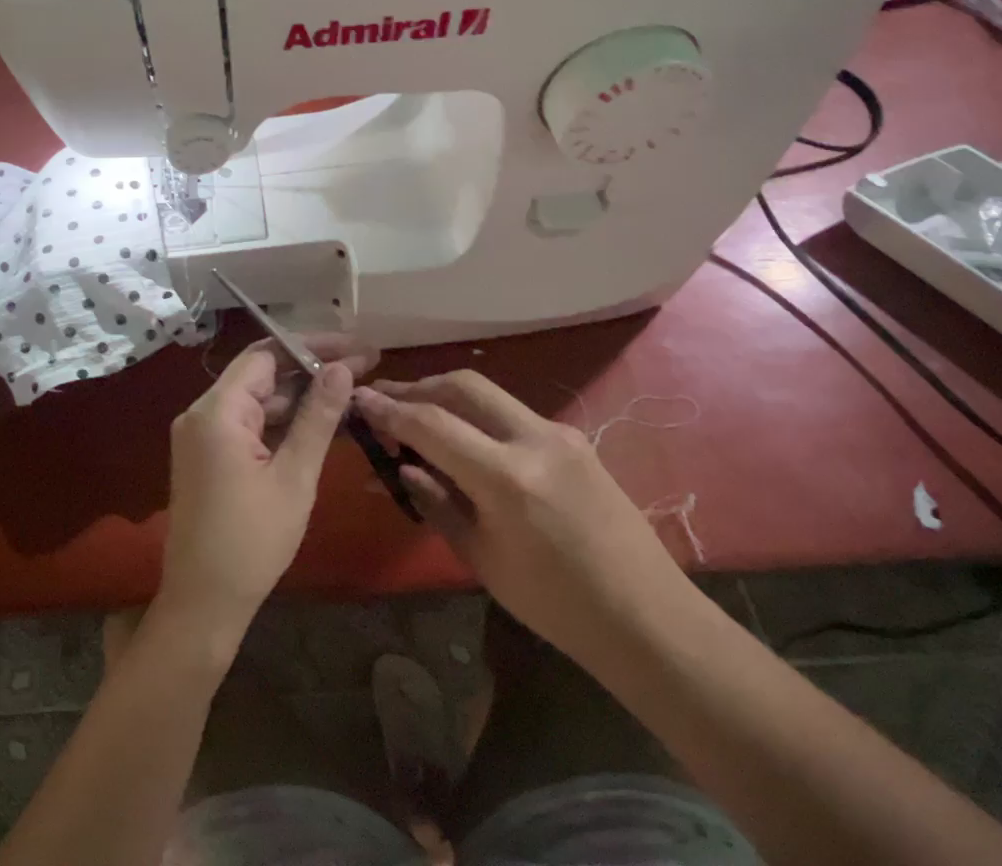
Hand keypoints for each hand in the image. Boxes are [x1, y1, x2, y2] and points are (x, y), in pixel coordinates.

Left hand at [160, 334, 378, 636]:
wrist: (205, 600)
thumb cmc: (252, 541)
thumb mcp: (294, 476)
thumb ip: (318, 417)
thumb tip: (342, 368)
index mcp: (216, 412)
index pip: (266, 355)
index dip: (314, 347)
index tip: (359, 348)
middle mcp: (201, 415)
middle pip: (261, 375)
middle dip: (313, 371)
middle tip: (369, 369)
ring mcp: (202, 438)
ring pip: (258, 401)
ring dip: (302, 398)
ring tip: (356, 395)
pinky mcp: (208, 458)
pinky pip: (249, 426)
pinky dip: (284, 423)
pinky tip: (325, 424)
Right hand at [352, 371, 685, 649]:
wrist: (645, 616)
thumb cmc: (553, 602)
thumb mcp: (481, 557)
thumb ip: (436, 503)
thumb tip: (400, 468)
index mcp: (506, 477)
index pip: (431, 423)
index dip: (388, 409)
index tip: (356, 400)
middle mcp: (535, 440)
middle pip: (463, 386)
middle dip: (417, 387)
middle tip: (383, 400)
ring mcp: (562, 436)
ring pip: (490, 395)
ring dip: (447, 397)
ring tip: (414, 418)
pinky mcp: (576, 442)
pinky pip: (513, 415)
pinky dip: (477, 416)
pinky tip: (461, 439)